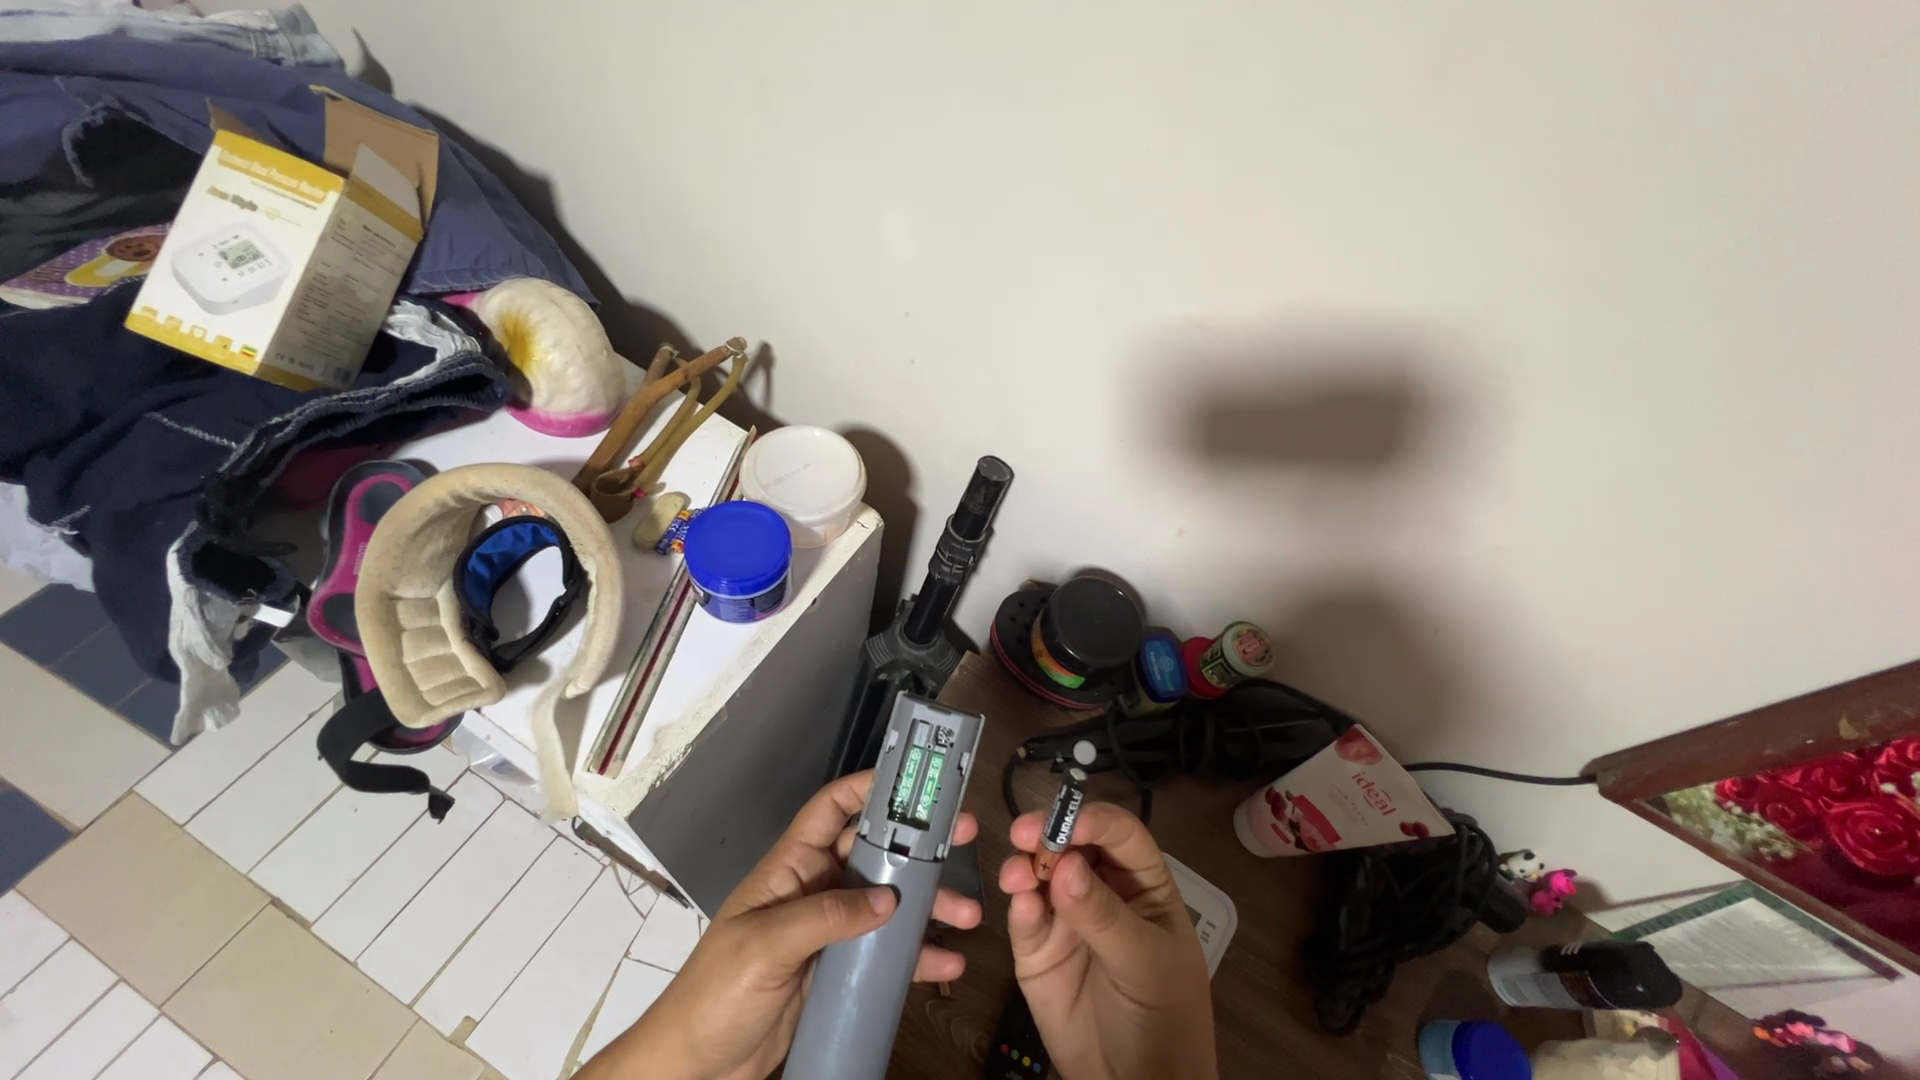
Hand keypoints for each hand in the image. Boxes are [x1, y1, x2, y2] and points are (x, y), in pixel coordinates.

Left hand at [579, 771, 981, 1079]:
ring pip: (889, 902)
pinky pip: (887, 953)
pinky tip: (948, 962)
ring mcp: (830, 930)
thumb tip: (889, 900)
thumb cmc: (716, 992)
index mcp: (791, 867)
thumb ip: (825, 917)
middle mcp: (816, 888)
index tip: (912, 779)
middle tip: (965, 836)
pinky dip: (918, 956)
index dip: (867, 787)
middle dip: (919, 844)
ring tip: (970, 914)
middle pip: (874, 852)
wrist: (697, 1067)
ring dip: (929, 905)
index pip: (830, 810)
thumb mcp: (765, 946)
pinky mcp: (840, 970)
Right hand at [999, 802, 1216, 1079]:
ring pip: (1039, 873)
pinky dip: (1017, 905)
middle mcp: (1100, 889)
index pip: (1120, 835)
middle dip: (1048, 832)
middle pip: (1072, 845)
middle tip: (1022, 832)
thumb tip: (1065, 867)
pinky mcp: (1035, 946)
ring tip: (1016, 874)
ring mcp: (1065, 916)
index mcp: (1141, 884)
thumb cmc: (1163, 1017)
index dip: (1095, 821)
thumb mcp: (1146, 963)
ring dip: (1024, 864)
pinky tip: (1020, 906)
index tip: (1068, 821)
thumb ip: (1105, 916)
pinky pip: (1023, 916)